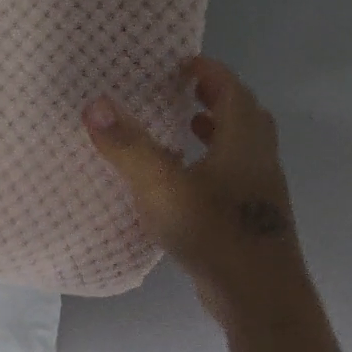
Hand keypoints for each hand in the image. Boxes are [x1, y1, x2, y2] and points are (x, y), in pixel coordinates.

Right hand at [84, 57, 300, 311]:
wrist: (254, 288)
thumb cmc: (210, 229)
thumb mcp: (159, 185)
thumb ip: (127, 146)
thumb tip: (96, 103)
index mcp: (242, 146)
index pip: (232, 96)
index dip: (211, 75)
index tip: (183, 63)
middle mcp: (256, 161)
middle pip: (244, 119)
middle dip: (216, 99)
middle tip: (183, 89)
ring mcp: (254, 189)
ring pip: (239, 147)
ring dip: (214, 130)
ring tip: (183, 125)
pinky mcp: (246, 213)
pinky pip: (230, 171)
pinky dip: (209, 160)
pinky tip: (181, 177)